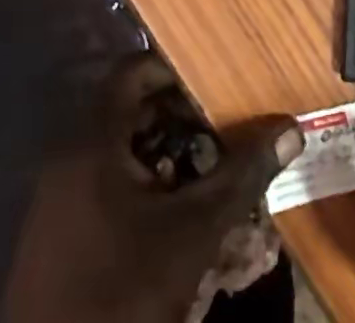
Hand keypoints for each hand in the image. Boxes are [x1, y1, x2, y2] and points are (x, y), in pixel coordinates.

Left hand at [4, 53, 302, 322]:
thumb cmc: (127, 287)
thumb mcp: (196, 228)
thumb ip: (244, 173)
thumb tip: (292, 129)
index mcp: (93, 144)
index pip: (132, 73)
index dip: (175, 68)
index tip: (216, 80)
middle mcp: (70, 158)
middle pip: (129, 109)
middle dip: (181, 112)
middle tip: (225, 122)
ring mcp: (61, 196)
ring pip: (122, 147)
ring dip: (168, 147)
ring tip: (212, 160)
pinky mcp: (64, 228)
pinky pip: (109, 178)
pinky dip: (147, 177)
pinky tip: (180, 203)